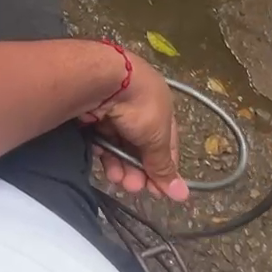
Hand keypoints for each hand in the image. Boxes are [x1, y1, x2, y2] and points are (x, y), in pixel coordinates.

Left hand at [84, 47, 187, 200]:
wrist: (100, 76)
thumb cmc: (139, 105)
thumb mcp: (156, 138)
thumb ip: (163, 165)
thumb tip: (181, 195)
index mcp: (160, 106)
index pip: (166, 143)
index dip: (163, 168)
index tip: (158, 192)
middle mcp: (136, 104)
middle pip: (139, 145)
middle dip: (136, 169)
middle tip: (131, 188)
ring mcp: (112, 106)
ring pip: (117, 141)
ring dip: (118, 163)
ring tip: (116, 179)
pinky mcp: (90, 108)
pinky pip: (98, 134)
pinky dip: (101, 148)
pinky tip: (101, 158)